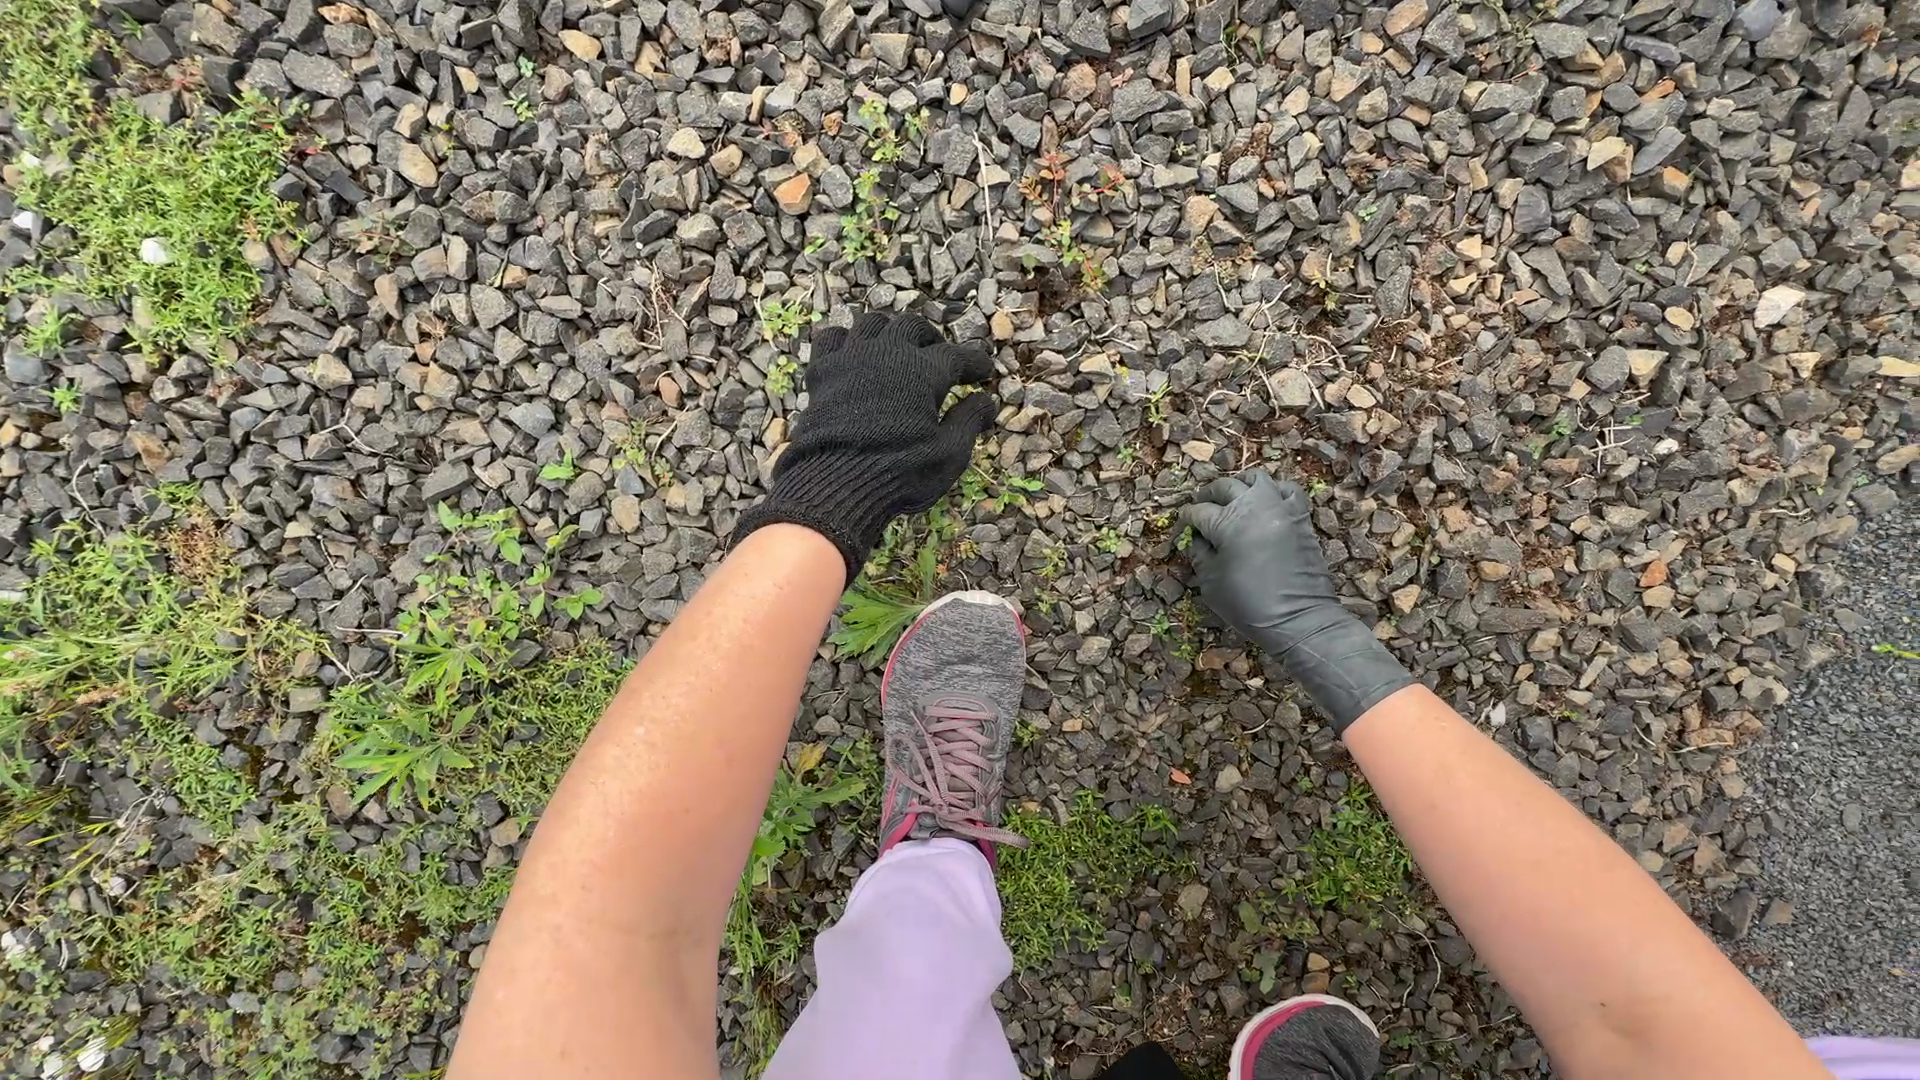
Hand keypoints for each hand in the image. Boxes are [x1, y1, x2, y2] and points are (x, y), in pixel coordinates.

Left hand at [733, 311, 995, 585]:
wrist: (836, 484)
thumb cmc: (900, 472)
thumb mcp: (949, 454)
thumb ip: (969, 421)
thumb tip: (986, 400)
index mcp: (924, 372)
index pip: (957, 356)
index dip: (974, 362)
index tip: (984, 371)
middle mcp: (888, 354)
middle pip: (913, 327)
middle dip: (931, 339)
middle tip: (939, 358)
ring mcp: (851, 358)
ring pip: (872, 324)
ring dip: (890, 333)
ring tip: (897, 350)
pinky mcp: (821, 372)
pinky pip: (830, 339)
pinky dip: (845, 341)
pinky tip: (851, 354)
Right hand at [1178, 470, 1413, 733]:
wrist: (1299, 619)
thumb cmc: (1248, 604)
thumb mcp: (1210, 583)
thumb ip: (1199, 555)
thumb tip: (1196, 539)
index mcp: (1225, 523)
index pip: (1196, 511)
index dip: (1185, 520)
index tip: (1182, 529)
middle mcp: (1252, 506)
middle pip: (1223, 487)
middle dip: (1207, 496)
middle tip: (1201, 508)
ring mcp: (1279, 507)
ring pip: (1255, 479)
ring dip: (1239, 485)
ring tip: (1232, 498)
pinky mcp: (1300, 515)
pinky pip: (1287, 489)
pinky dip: (1273, 490)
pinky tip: (1266, 501)